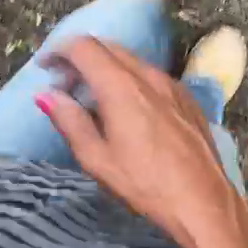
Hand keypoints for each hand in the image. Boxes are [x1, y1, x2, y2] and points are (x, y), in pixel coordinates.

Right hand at [35, 37, 247, 247]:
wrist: (203, 200)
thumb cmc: (145, 184)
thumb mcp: (97, 159)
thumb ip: (70, 121)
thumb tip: (46, 95)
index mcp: (122, 87)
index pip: (85, 47)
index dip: (59, 50)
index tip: (44, 68)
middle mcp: (150, 76)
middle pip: (108, 48)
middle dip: (80, 59)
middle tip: (63, 86)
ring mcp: (173, 85)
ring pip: (131, 61)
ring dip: (106, 69)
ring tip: (91, 100)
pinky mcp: (187, 98)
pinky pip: (151, 76)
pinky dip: (129, 80)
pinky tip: (126, 110)